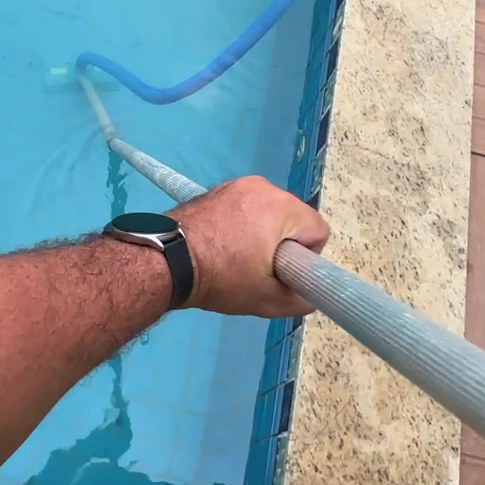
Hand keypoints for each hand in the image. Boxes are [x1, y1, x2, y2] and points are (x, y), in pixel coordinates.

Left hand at [169, 176, 330, 317]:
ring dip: (263, 232)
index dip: (307, 257)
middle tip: (259, 268)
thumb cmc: (222, 277)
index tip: (284, 272)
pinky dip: (242, 223)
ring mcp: (237, 184)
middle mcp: (264, 187)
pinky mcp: (216, 189)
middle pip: (293, 218)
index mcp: (282, 207)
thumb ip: (300, 300)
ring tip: (237, 257)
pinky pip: (245, 206)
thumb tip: (310, 296)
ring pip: (269, 211)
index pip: (318, 230)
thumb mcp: (267, 299)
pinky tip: (222, 244)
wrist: (165, 260)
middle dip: (284, 243)